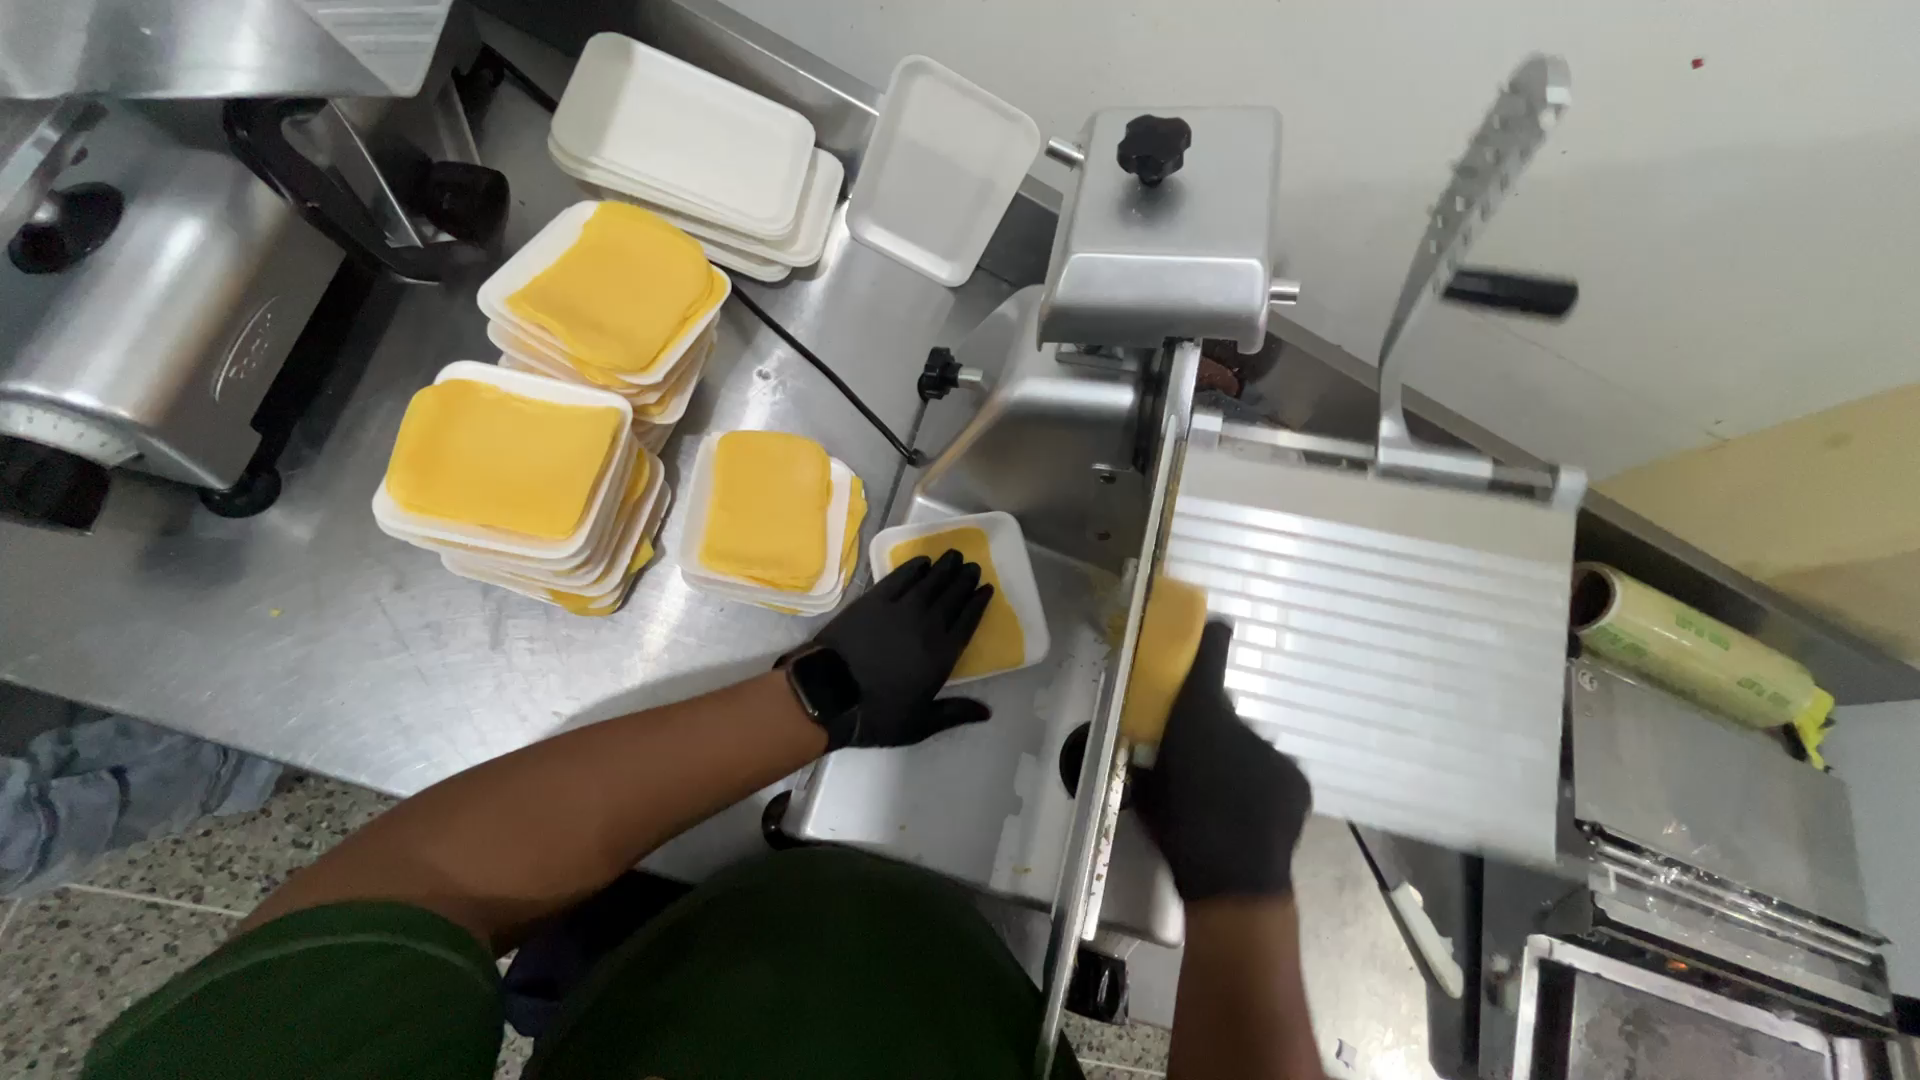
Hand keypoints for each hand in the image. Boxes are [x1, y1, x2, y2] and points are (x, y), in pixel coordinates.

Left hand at [805, 550, 994, 748]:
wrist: (829, 692)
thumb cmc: (876, 713)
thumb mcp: (919, 724)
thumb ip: (954, 713)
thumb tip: (987, 712)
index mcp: (941, 654)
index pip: (967, 622)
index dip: (978, 603)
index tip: (986, 588)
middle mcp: (926, 626)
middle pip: (952, 596)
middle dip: (964, 580)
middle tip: (973, 566)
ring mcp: (899, 609)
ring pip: (929, 582)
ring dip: (943, 568)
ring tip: (954, 555)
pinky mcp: (874, 600)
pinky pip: (899, 577)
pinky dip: (912, 567)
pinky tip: (921, 561)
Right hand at [1134, 621, 1311, 899]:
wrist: (1232, 876)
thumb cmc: (1176, 825)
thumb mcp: (1145, 785)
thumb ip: (1149, 755)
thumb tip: (1147, 745)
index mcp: (1197, 717)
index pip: (1210, 660)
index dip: (1212, 638)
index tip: (1216, 627)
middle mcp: (1240, 724)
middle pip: (1222, 715)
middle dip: (1210, 731)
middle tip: (1197, 762)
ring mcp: (1272, 751)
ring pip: (1247, 747)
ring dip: (1235, 762)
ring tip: (1224, 797)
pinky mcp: (1295, 777)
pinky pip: (1270, 772)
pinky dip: (1259, 785)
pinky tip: (1248, 811)